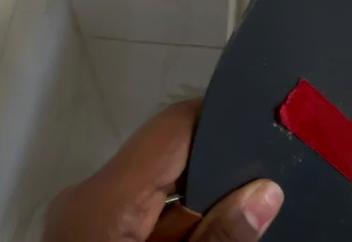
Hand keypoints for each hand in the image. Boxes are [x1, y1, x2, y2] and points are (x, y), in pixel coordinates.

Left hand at [43, 100, 282, 241]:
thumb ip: (217, 239)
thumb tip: (265, 190)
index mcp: (103, 198)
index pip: (174, 126)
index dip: (222, 121)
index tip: (266, 131)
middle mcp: (88, 200)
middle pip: (170, 162)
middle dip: (219, 176)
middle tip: (266, 189)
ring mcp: (84, 225)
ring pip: (159, 197)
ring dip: (200, 210)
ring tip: (246, 216)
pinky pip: (142, 224)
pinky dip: (176, 233)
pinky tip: (211, 239)